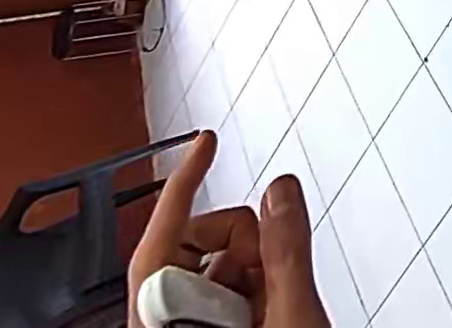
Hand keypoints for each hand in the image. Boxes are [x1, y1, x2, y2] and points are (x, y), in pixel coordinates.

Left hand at [129, 130, 328, 327]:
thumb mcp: (292, 321)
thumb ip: (287, 254)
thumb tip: (280, 191)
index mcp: (167, 324)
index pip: (160, 244)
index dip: (184, 184)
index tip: (206, 141)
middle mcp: (165, 325)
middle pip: (199, 245)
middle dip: (247, 244)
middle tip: (274, 276)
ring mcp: (182, 327)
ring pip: (219, 264)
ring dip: (257, 269)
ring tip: (279, 307)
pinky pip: (226, 285)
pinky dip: (257, 283)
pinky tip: (275, 312)